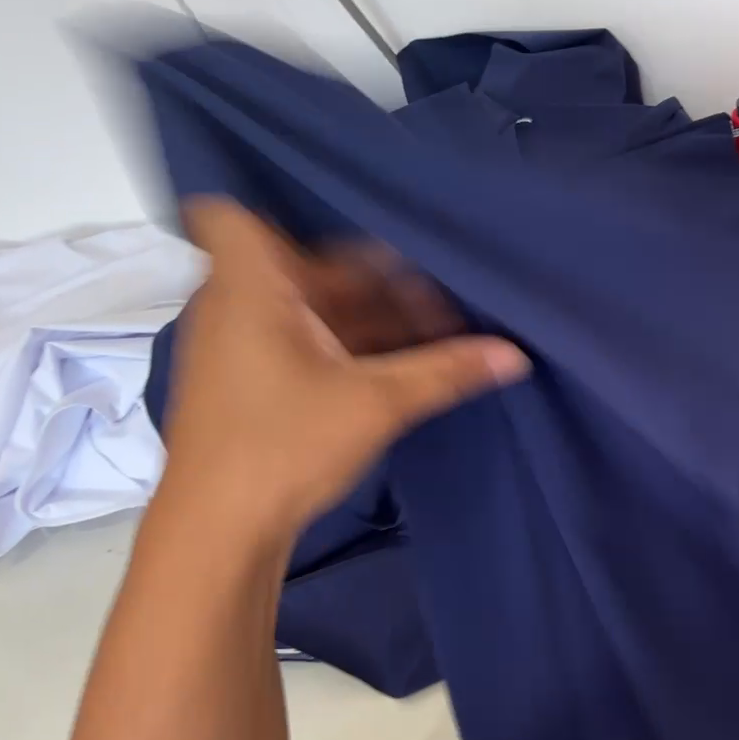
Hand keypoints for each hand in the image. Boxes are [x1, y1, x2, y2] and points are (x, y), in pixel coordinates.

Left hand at [156, 198, 530, 543]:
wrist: (223, 523)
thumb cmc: (285, 444)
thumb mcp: (379, 403)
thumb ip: (448, 372)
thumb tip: (515, 354)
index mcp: (248, 290)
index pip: (235, 216)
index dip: (291, 218)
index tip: (360, 242)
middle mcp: (236, 306)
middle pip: (305, 268)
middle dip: (376, 280)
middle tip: (441, 299)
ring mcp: (244, 346)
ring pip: (313, 309)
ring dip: (374, 317)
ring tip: (440, 333)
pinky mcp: (257, 381)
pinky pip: (310, 341)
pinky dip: (355, 345)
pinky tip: (408, 366)